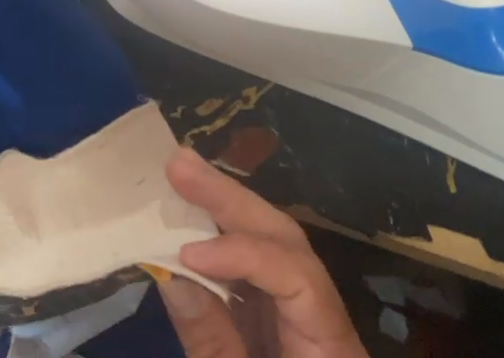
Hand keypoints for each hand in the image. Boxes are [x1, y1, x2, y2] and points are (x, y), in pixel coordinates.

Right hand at [159, 149, 367, 357]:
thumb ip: (211, 341)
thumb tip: (173, 270)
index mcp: (330, 349)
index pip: (296, 277)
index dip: (242, 255)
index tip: (187, 254)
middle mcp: (324, 320)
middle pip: (287, 240)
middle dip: (230, 199)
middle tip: (178, 164)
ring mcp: (302, 317)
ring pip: (271, 243)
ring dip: (222, 205)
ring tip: (179, 171)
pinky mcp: (276, 321)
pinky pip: (249, 267)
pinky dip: (214, 237)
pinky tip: (185, 216)